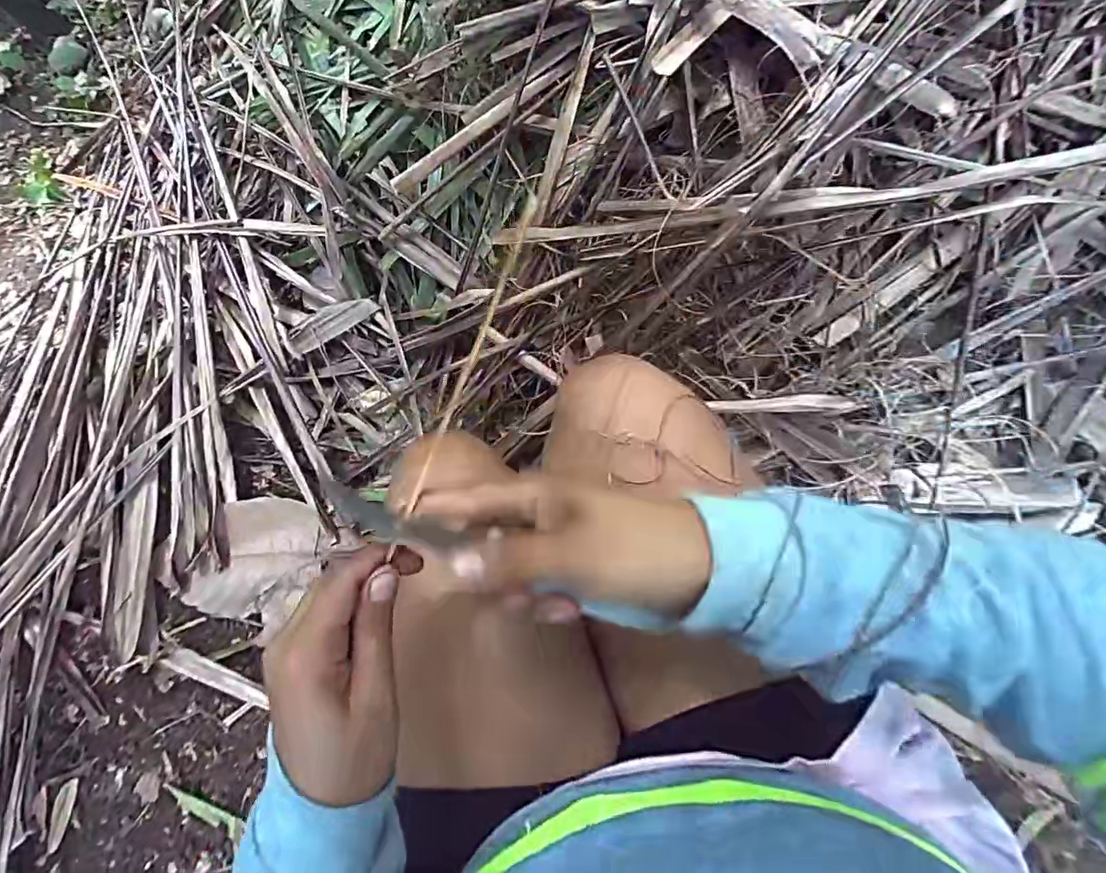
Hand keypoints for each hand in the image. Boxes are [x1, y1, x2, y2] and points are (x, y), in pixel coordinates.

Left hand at [264, 546, 414, 805]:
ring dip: (357, 582)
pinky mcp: (286, 657)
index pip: (337, 583)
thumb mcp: (376, 694)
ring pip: (321, 595)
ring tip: (396, 580)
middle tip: (411, 566)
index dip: (373, 557)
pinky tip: (369, 605)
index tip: (411, 553)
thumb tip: (384, 573)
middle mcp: (281, 642)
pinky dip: (344, 602)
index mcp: (302, 652)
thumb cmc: (356, 759)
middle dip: (367, 566)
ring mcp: (279, 649)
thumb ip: (376, 628)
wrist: (321, 810)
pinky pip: (316, 615)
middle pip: (326, 584)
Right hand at [407, 475, 712, 620]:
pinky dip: (548, 599)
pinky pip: (544, 584)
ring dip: (521, 591)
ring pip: (515, 567)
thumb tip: (451, 562)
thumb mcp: (568, 556)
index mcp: (534, 495)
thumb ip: (509, 560)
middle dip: (485, 567)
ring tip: (549, 606)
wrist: (707, 569)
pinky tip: (568, 611)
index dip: (435, 507)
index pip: (471, 498)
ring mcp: (560, 541)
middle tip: (492, 595)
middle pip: (488, 536)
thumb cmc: (632, 549)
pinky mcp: (578, 568)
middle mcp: (540, 514)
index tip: (398, 520)